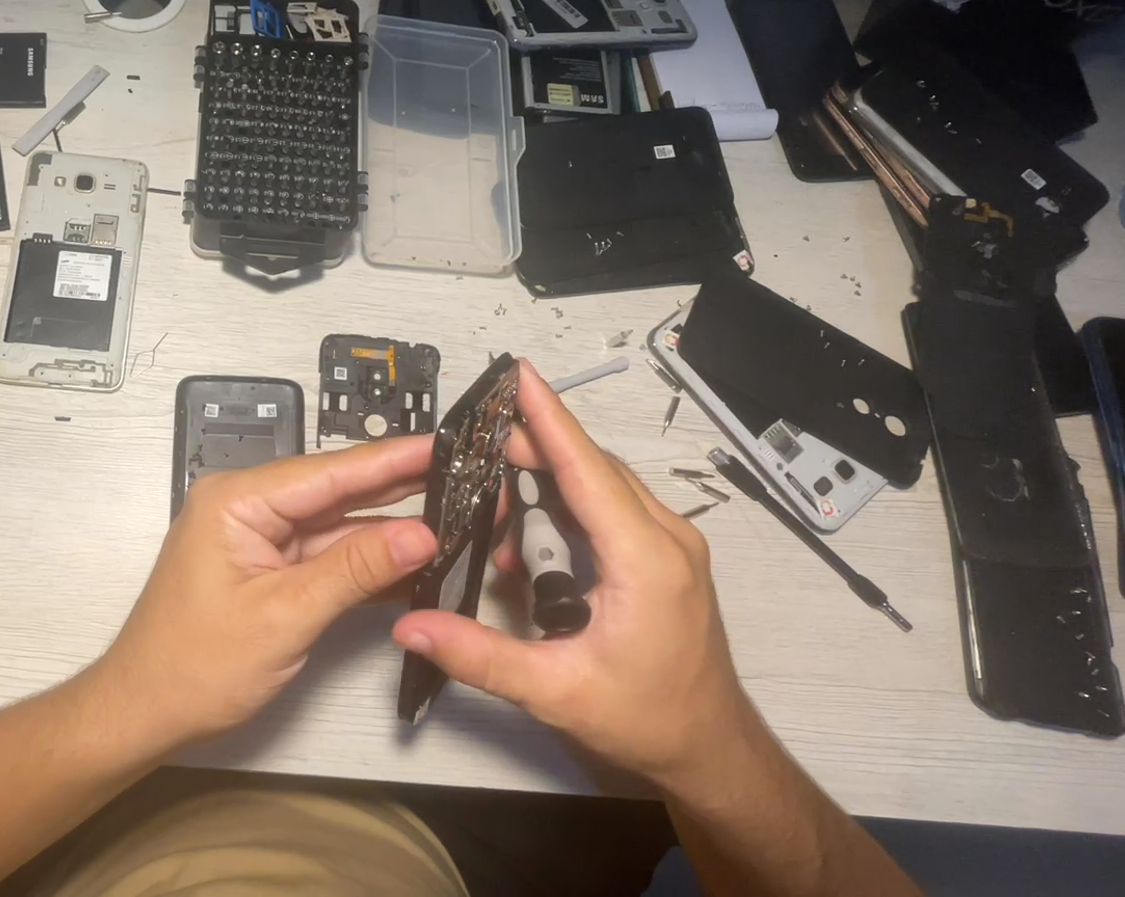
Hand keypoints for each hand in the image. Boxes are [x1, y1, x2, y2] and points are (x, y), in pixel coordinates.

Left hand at [97, 437, 437, 746]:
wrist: (146, 711)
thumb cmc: (193, 666)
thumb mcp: (285, 614)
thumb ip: (355, 569)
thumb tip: (419, 534)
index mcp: (236, 500)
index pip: (327, 471)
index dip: (390, 459)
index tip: (441, 445)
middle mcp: (245, 505)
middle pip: (333, 489)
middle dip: (395, 485)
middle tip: (457, 472)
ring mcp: (256, 535)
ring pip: (333, 522)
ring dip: (385, 526)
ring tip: (448, 511)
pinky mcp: (266, 563)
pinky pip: (322, 551)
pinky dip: (362, 559)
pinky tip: (408, 558)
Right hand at [391, 359, 758, 788]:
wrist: (711, 750)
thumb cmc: (650, 719)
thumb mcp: (556, 691)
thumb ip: (478, 655)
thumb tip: (413, 626)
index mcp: (646, 559)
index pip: (586, 468)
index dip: (548, 417)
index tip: (520, 374)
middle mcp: (663, 537)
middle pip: (588, 466)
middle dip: (531, 451)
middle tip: (478, 457)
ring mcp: (667, 543)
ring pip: (596, 483)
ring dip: (544, 485)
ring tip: (498, 511)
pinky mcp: (659, 553)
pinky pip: (605, 506)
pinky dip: (562, 508)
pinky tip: (529, 542)